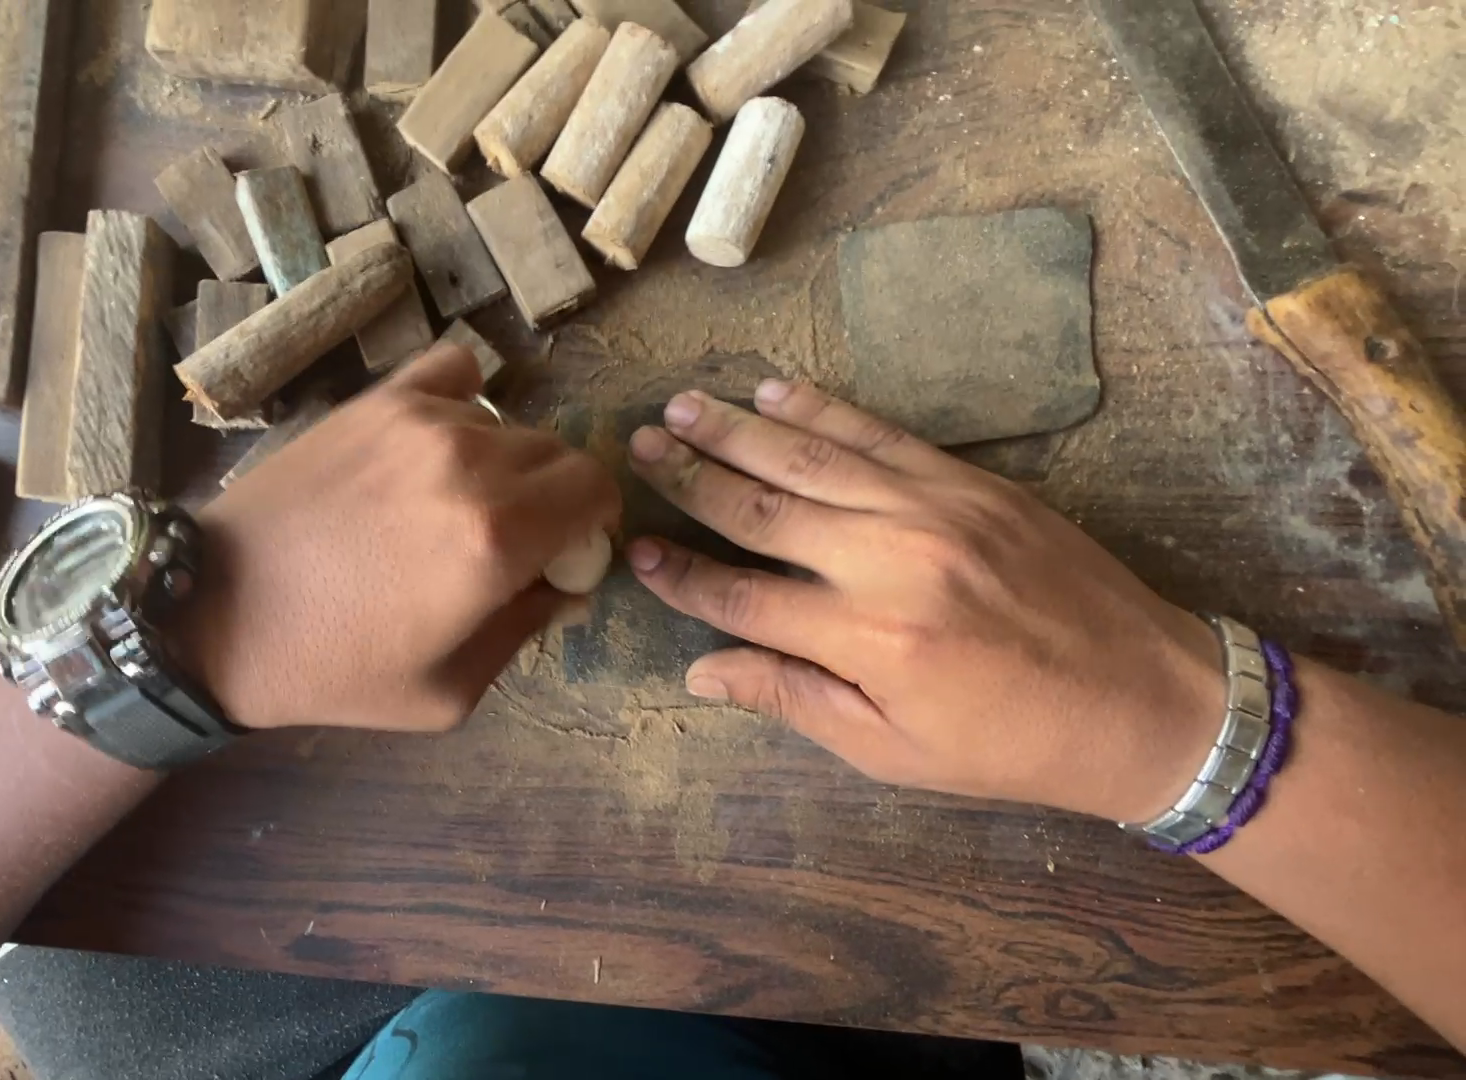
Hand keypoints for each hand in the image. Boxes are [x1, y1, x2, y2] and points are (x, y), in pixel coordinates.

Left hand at [171, 345, 620, 732]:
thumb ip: (526, 631)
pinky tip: (440, 440)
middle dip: (555, 497)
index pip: (595, 491)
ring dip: (509, 461)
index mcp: (498, 539)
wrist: (215, 613)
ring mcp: (421, 421)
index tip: (565, 549)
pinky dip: (467, 402)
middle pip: (559, 454)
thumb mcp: (449, 692)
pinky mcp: (377, 399)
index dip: (593, 522)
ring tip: (460, 500)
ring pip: (512, 423)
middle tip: (514, 535)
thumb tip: (569, 587)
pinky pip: (456, 372)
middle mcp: (472, 463)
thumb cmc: (333, 668)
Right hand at [625, 381, 1223, 823]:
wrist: (1152, 702)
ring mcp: (930, 508)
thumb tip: (699, 670)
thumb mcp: (889, 749)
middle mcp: (888, 560)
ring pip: (808, 457)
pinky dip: (819, 407)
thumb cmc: (1006, 741)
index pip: (743, 597)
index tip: (636, 551)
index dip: (683, 576)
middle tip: (638, 446)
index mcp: (867, 638)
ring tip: (679, 408)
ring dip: (735, 430)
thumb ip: (789, 698)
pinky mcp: (967, 481)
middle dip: (690, 478)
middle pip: (763, 509)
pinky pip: (876, 432)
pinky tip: (771, 389)